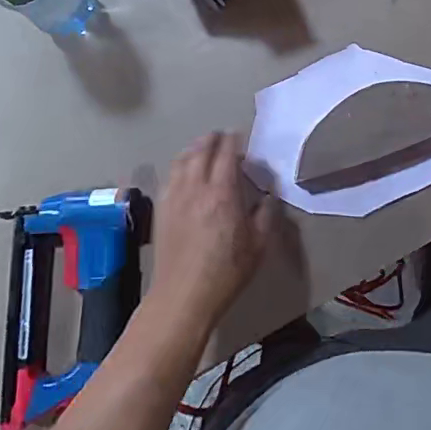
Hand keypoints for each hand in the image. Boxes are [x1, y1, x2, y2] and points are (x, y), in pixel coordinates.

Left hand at [148, 132, 276, 332]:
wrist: (184, 294)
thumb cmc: (226, 271)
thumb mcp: (259, 245)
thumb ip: (266, 215)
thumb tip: (268, 197)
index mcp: (223, 193)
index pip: (226, 154)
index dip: (233, 141)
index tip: (238, 135)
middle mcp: (196, 187)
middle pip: (201, 151)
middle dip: (212, 139)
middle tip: (221, 136)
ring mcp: (175, 196)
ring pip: (182, 160)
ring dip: (193, 149)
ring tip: (202, 147)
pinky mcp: (162, 208)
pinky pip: (170, 176)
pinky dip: (179, 165)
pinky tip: (184, 171)